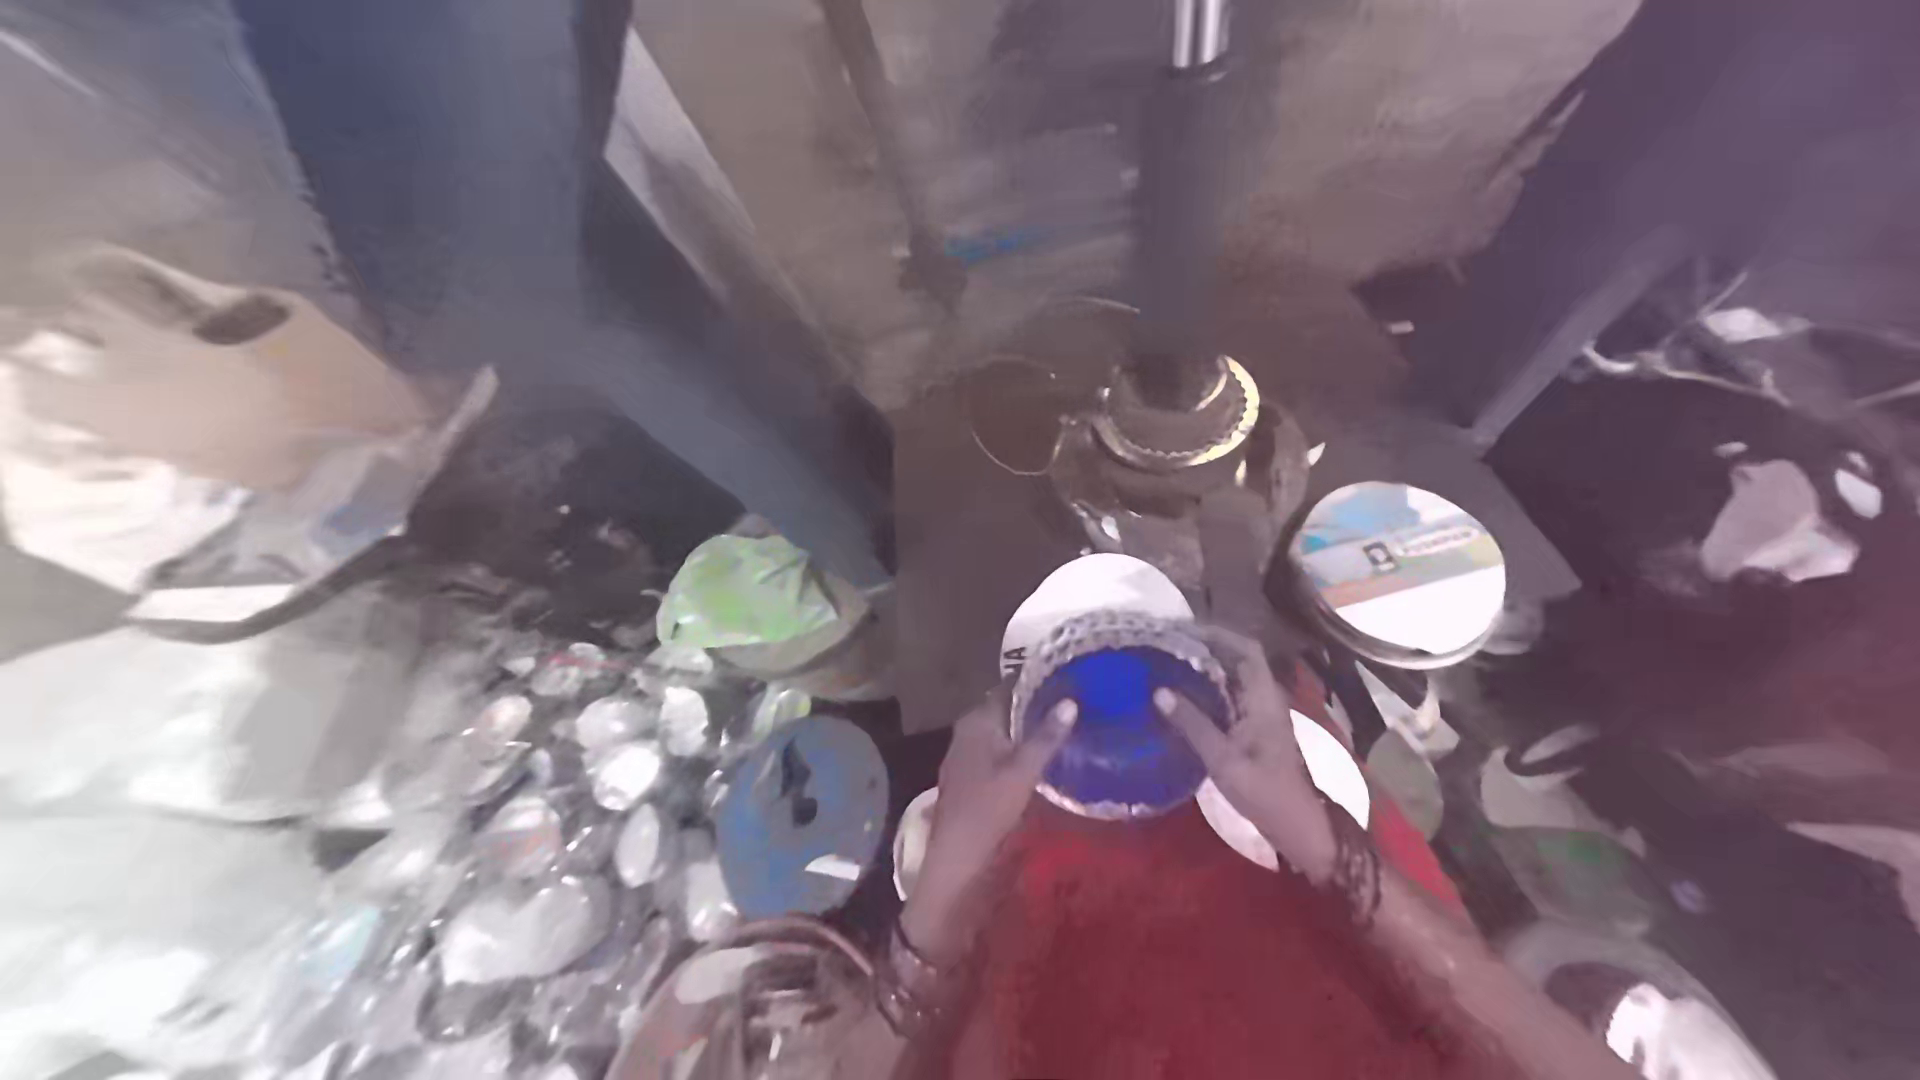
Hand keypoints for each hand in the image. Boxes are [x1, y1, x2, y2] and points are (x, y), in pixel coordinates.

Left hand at [902, 683, 1075, 960]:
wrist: (957, 852)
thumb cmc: (989, 806)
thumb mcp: (1024, 770)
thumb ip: (1046, 735)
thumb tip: (1070, 701)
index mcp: (977, 719)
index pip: (1008, 687)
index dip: (1034, 683)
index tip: (1063, 679)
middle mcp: (966, 727)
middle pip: (1004, 707)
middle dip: (1032, 705)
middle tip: (1068, 703)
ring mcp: (963, 750)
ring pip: (999, 728)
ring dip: (1023, 727)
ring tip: (1059, 725)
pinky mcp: (966, 770)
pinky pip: (994, 746)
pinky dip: (1013, 745)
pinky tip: (1035, 754)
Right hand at [1155, 625, 1335, 880]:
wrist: (1297, 826)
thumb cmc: (1264, 791)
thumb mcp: (1223, 759)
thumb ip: (1192, 723)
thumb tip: (1159, 691)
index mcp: (1263, 698)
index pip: (1245, 649)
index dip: (1217, 634)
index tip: (1181, 630)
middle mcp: (1264, 697)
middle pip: (1236, 658)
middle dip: (1203, 646)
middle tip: (1166, 643)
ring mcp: (1259, 711)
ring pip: (1231, 675)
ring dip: (1202, 665)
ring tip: (1167, 661)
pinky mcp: (1252, 725)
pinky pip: (1227, 694)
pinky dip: (1205, 686)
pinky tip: (1180, 693)